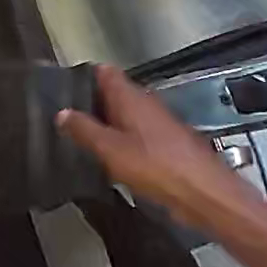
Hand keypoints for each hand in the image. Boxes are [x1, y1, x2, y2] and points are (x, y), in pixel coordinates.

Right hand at [57, 65, 266, 234]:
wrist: (205, 194)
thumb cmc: (155, 166)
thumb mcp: (111, 150)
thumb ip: (84, 130)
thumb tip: (61, 112)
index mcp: (129, 96)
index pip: (103, 72)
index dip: (83, 76)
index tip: (62, 89)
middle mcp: (144, 102)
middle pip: (113, 93)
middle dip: (91, 103)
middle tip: (66, 119)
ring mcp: (158, 122)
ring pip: (125, 114)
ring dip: (106, 124)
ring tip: (82, 140)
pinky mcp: (167, 143)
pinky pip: (136, 133)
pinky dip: (122, 140)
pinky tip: (110, 159)